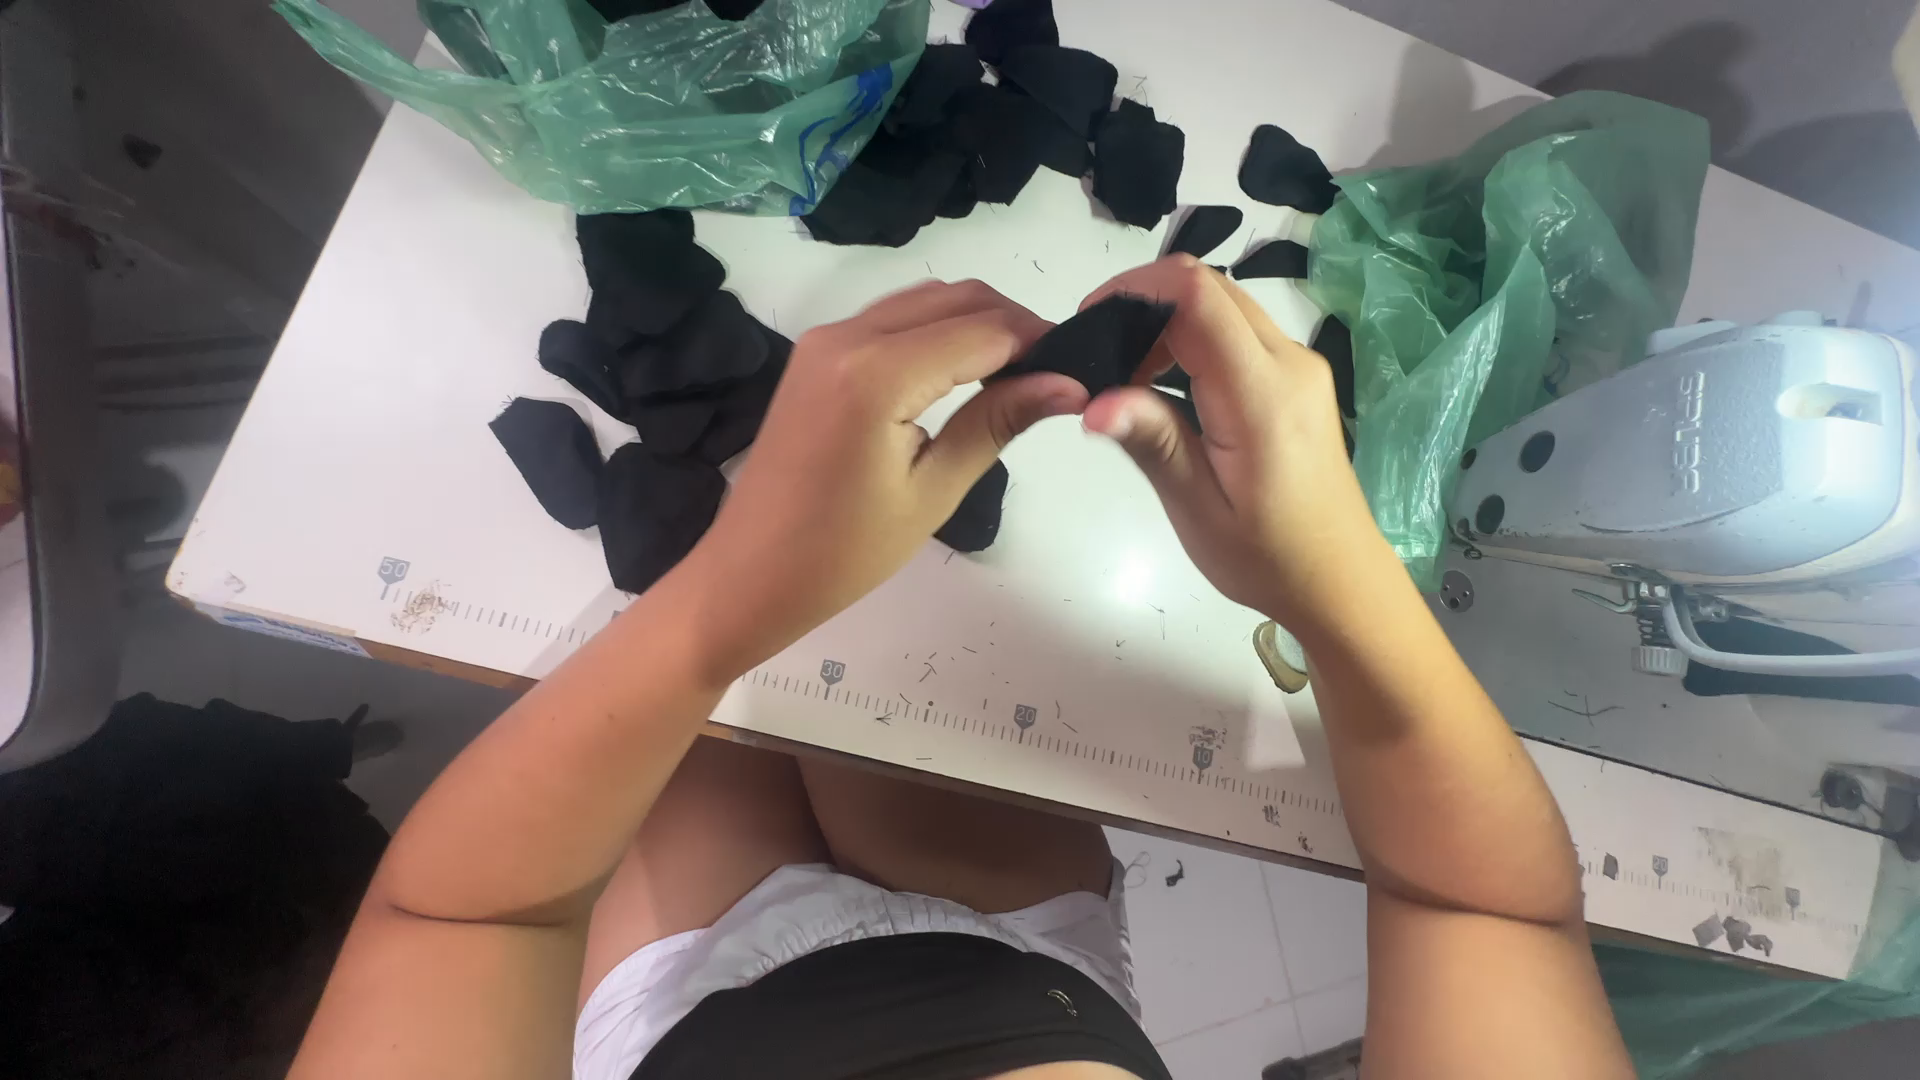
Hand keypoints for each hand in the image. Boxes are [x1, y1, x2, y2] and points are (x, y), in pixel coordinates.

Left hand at [674, 280, 1088, 681]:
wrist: (751, 573)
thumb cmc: (844, 553)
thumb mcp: (932, 491)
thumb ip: (996, 423)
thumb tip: (1068, 384)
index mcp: (876, 374)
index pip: (983, 330)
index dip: (1039, 343)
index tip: (1078, 370)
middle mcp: (847, 335)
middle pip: (956, 298)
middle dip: (1013, 325)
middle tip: (1052, 374)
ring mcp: (824, 339)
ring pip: (924, 301)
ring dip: (976, 324)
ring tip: (1015, 376)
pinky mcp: (816, 354)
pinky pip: (891, 320)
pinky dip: (936, 332)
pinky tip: (962, 373)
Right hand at [1080, 256, 1391, 629]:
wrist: (1337, 579)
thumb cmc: (1266, 556)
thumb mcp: (1198, 509)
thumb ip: (1153, 441)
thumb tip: (1092, 402)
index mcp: (1262, 394)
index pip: (1198, 297)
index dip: (1135, 290)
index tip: (1089, 323)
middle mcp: (1289, 362)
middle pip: (1210, 289)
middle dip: (1144, 305)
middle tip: (1100, 359)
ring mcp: (1298, 367)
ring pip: (1223, 308)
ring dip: (1166, 325)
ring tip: (1126, 380)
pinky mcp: (1295, 380)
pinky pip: (1236, 335)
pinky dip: (1190, 343)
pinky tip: (1165, 390)